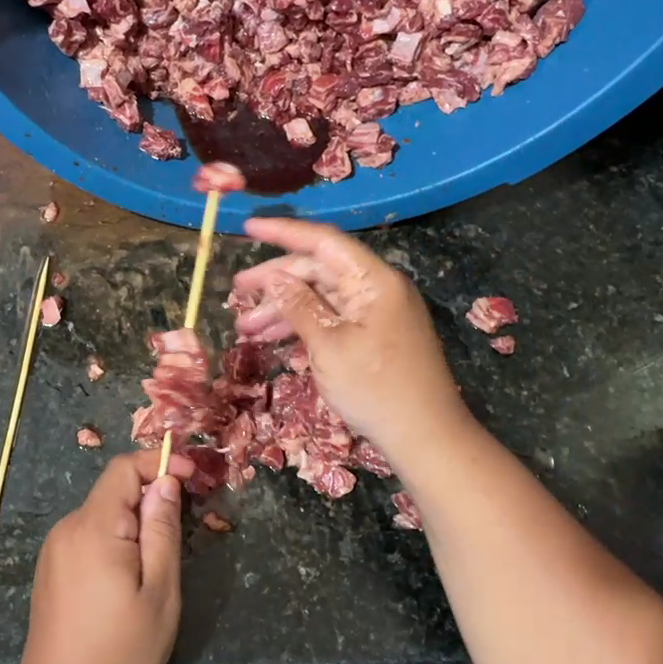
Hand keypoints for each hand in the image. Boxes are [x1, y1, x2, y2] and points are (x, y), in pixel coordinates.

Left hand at [12, 450, 191, 663]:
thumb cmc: (120, 650)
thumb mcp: (159, 591)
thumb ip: (162, 530)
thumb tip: (166, 482)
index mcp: (94, 527)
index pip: (123, 469)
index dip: (160, 462)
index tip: (194, 474)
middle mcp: (68, 527)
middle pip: (113, 490)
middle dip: (151, 494)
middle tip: (186, 521)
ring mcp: (55, 548)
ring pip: (102, 514)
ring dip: (134, 520)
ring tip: (160, 560)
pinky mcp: (52, 567)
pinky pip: (89, 535)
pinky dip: (115, 538)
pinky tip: (130, 576)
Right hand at [232, 217, 469, 458]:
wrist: (425, 436)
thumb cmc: (376, 388)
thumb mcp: (329, 346)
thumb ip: (299, 306)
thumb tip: (273, 277)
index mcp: (373, 280)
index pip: (323, 242)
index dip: (283, 232)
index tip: (248, 227)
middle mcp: (376, 289)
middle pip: (318, 270)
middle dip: (275, 281)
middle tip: (237, 292)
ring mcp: (376, 313)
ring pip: (321, 297)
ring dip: (283, 309)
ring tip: (246, 328)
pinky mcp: (373, 336)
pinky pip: (332, 319)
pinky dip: (302, 326)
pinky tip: (274, 340)